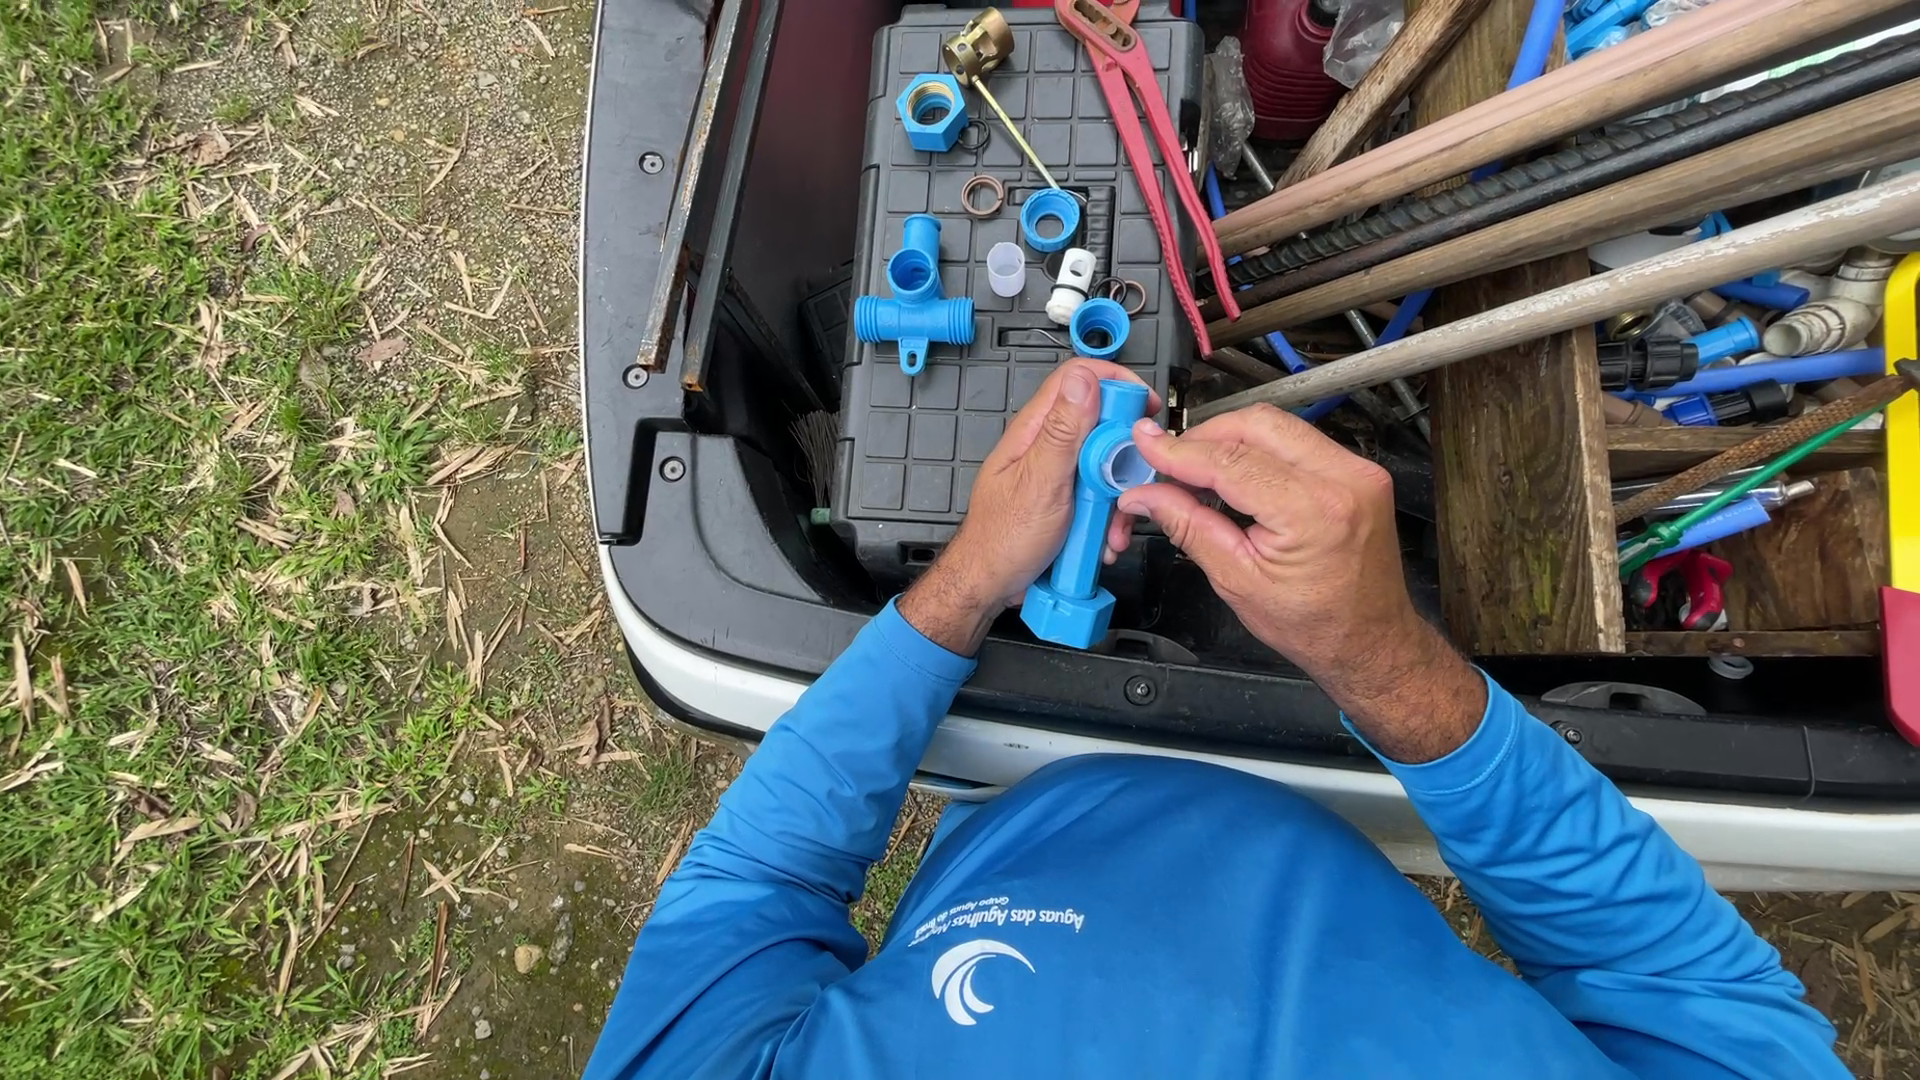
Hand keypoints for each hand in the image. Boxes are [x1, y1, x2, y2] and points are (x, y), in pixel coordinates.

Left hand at [898, 358, 1159, 655]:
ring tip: (1112, 527)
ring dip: (1118, 497)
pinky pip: (1100, 498)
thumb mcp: (1039, 483)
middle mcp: (1046, 448)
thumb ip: (1062, 432)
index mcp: (1034, 432)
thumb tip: (1083, 381)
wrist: (991, 586)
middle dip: (1123, 455)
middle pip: (1100, 426)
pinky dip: (1108, 519)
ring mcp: (1058, 475)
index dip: (1115, 384)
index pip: (1076, 380)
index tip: (1143, 407)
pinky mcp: (1066, 501)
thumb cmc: (1002, 539)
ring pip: (1105, 468)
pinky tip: (1102, 540)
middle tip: (1127, 482)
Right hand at [1111, 404, 1484, 762]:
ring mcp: (1356, 470)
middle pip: (1255, 425)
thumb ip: (1188, 526)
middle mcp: (1344, 479)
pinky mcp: (1355, 470)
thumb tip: (1144, 495)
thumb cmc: (1313, 625)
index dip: (1178, 451)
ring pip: (1274, 425)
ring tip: (1193, 471)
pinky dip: (1253, 450)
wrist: (1370, 641)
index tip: (1144, 444)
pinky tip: (1229, 476)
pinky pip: (1293, 440)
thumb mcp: (1235, 580)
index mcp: (1313, 512)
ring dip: (1226, 440)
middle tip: (1166, 462)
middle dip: (1202, 437)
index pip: (1230, 461)